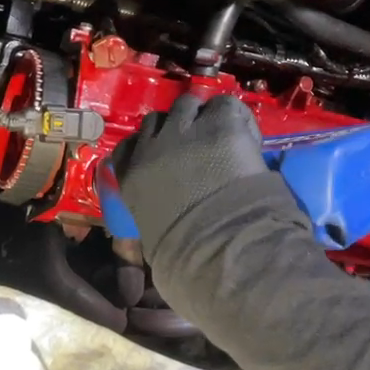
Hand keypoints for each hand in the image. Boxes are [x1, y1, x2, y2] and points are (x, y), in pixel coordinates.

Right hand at [109, 92, 266, 258]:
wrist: (218, 241)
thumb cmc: (181, 251)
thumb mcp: (149, 237)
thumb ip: (143, 226)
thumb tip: (138, 265)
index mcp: (132, 176)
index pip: (126, 148)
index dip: (144, 147)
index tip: (159, 154)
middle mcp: (153, 147)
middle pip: (158, 120)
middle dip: (174, 128)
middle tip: (194, 144)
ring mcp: (185, 130)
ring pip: (188, 104)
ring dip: (201, 116)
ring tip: (218, 132)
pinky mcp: (219, 123)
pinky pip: (225, 105)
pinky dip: (232, 116)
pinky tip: (243, 136)